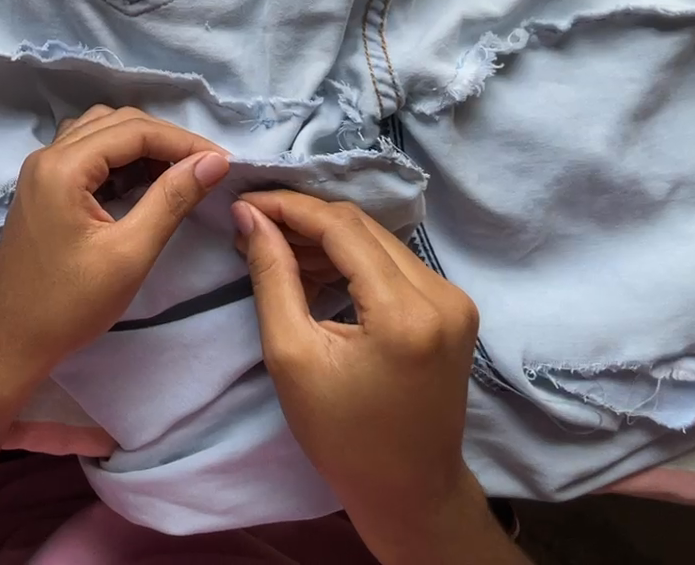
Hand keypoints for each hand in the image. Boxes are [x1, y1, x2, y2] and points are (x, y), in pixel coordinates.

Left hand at [0, 106, 229, 399]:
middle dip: (164, 139)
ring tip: (178, 172)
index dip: (183, 141)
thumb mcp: (130, 254)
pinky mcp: (42, 186)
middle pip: (115, 122)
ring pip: (99, 132)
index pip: (133, 130)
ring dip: (140, 144)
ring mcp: (40, 170)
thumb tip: (214, 161)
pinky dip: (118, 157)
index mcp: (62, 167)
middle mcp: (46, 156)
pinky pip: (85, 152)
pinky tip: (143, 181)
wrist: (13, 339)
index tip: (224, 161)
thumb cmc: (70, 304)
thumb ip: (171, 200)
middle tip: (206, 167)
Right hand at [234, 191, 502, 563]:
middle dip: (300, 218)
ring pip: (373, 239)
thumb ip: (272, 274)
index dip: (287, 206)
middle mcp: (442, 295)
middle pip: (359, 226)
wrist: (410, 493)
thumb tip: (248, 215)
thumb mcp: (290, 353)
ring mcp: (452, 300)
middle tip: (248, 226)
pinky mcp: (449, 308)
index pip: (340, 227)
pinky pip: (388, 260)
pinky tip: (307, 267)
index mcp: (406, 313)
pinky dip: (345, 256)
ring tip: (270, 246)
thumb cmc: (342, 434)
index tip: (241, 201)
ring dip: (320, 236)